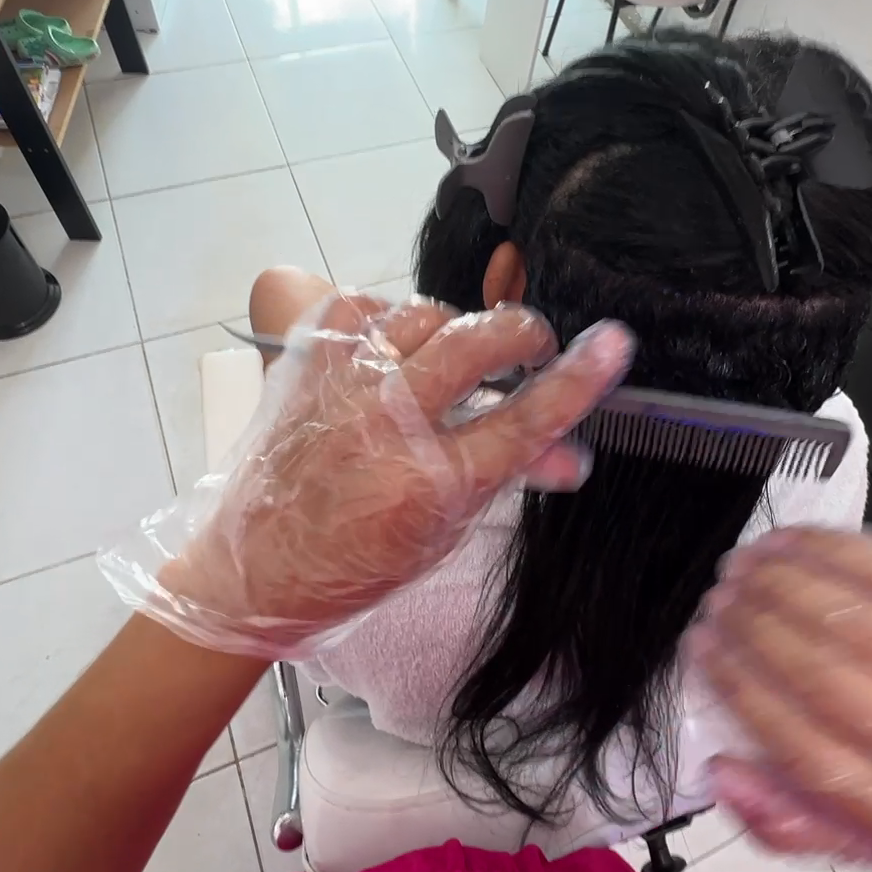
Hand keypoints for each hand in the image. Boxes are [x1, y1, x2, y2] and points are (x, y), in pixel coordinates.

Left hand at [102, 293, 633, 658]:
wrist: (258, 567)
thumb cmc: (362, 561)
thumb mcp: (447, 532)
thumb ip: (510, 479)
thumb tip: (573, 454)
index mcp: (431, 485)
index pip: (524, 419)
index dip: (578, 379)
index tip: (613, 343)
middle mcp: (386, 423)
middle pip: (477, 342)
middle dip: (521, 333)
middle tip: (531, 345)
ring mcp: (342, 384)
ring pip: (425, 313)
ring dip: (454, 328)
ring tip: (454, 354)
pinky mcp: (305, 362)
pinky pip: (364, 304)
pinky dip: (390, 318)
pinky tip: (395, 343)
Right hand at [689, 529, 871, 871]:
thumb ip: (791, 820)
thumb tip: (720, 771)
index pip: (812, 755)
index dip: (743, 692)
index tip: (702, 648)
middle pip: (835, 681)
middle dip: (757, 629)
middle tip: (718, 600)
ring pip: (866, 621)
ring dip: (789, 584)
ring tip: (744, 565)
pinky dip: (839, 551)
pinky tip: (793, 542)